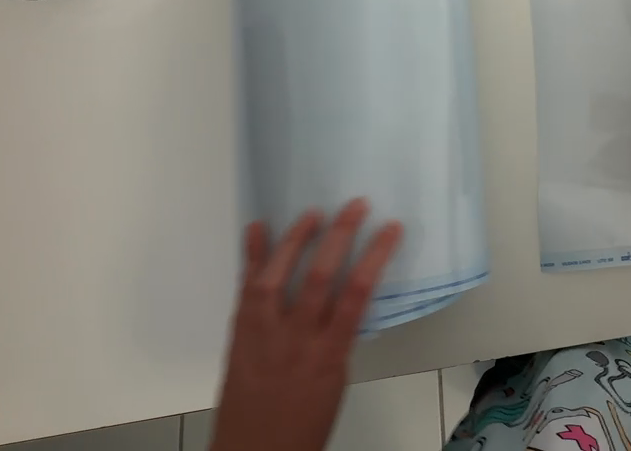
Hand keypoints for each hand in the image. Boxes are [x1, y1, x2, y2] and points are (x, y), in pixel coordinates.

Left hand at [209, 199, 402, 450]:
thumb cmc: (305, 424)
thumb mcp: (336, 381)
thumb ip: (339, 337)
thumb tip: (349, 296)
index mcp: (327, 355)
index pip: (356, 295)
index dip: (376, 255)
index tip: (392, 227)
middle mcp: (294, 342)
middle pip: (318, 279)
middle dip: (339, 236)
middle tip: (355, 205)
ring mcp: (262, 338)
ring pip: (276, 280)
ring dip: (294, 240)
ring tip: (312, 212)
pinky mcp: (238, 338)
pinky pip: (245, 293)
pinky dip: (250, 259)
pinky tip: (257, 228)